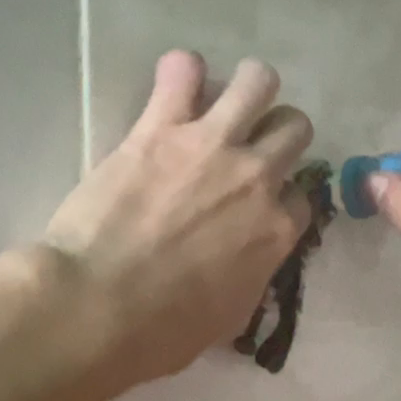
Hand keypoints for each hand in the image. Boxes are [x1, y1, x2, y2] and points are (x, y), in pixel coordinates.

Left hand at [39, 51, 313, 384]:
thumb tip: (246, 266)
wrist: (99, 308)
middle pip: (294, 129)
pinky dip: (181, 73)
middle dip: (278, 135)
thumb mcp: (227, 319)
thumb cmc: (161, 331)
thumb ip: (249, 279)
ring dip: (248, 89)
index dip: (281, 199)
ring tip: (221, 104)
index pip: (301, 197)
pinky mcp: (160, 126)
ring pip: (258, 81)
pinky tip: (171, 89)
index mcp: (277, 232)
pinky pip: (183, 69)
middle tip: (247, 149)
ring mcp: (211, 145)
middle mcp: (257, 178)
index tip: (259, 207)